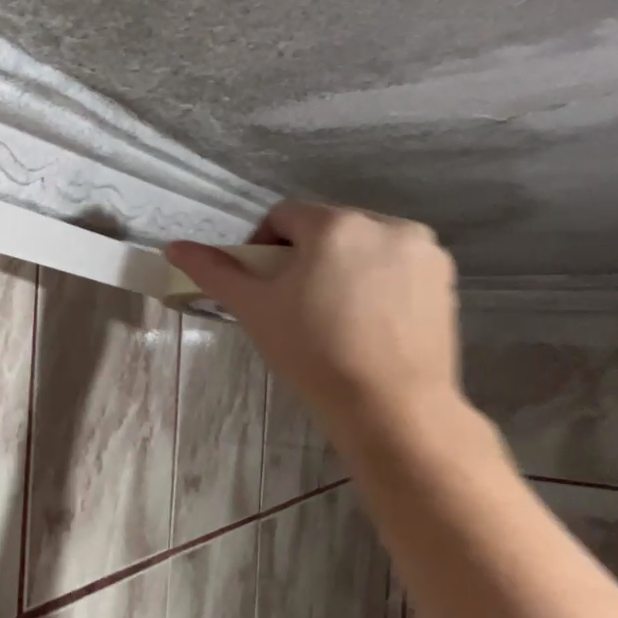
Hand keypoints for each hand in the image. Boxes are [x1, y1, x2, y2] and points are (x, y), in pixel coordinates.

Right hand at [165, 201, 461, 431]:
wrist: (388, 401)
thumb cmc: (310, 348)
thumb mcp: (251, 306)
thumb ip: (213, 270)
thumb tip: (173, 247)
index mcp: (337, 225)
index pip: (283, 215)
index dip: (260, 246)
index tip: (258, 284)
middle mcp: (387, 225)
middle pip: (325, 227)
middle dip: (300, 255)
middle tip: (286, 300)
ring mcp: (424, 252)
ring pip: (360, 246)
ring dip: (336, 267)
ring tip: (325, 311)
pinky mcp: (444, 279)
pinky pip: (392, 266)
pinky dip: (370, 282)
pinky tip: (359, 320)